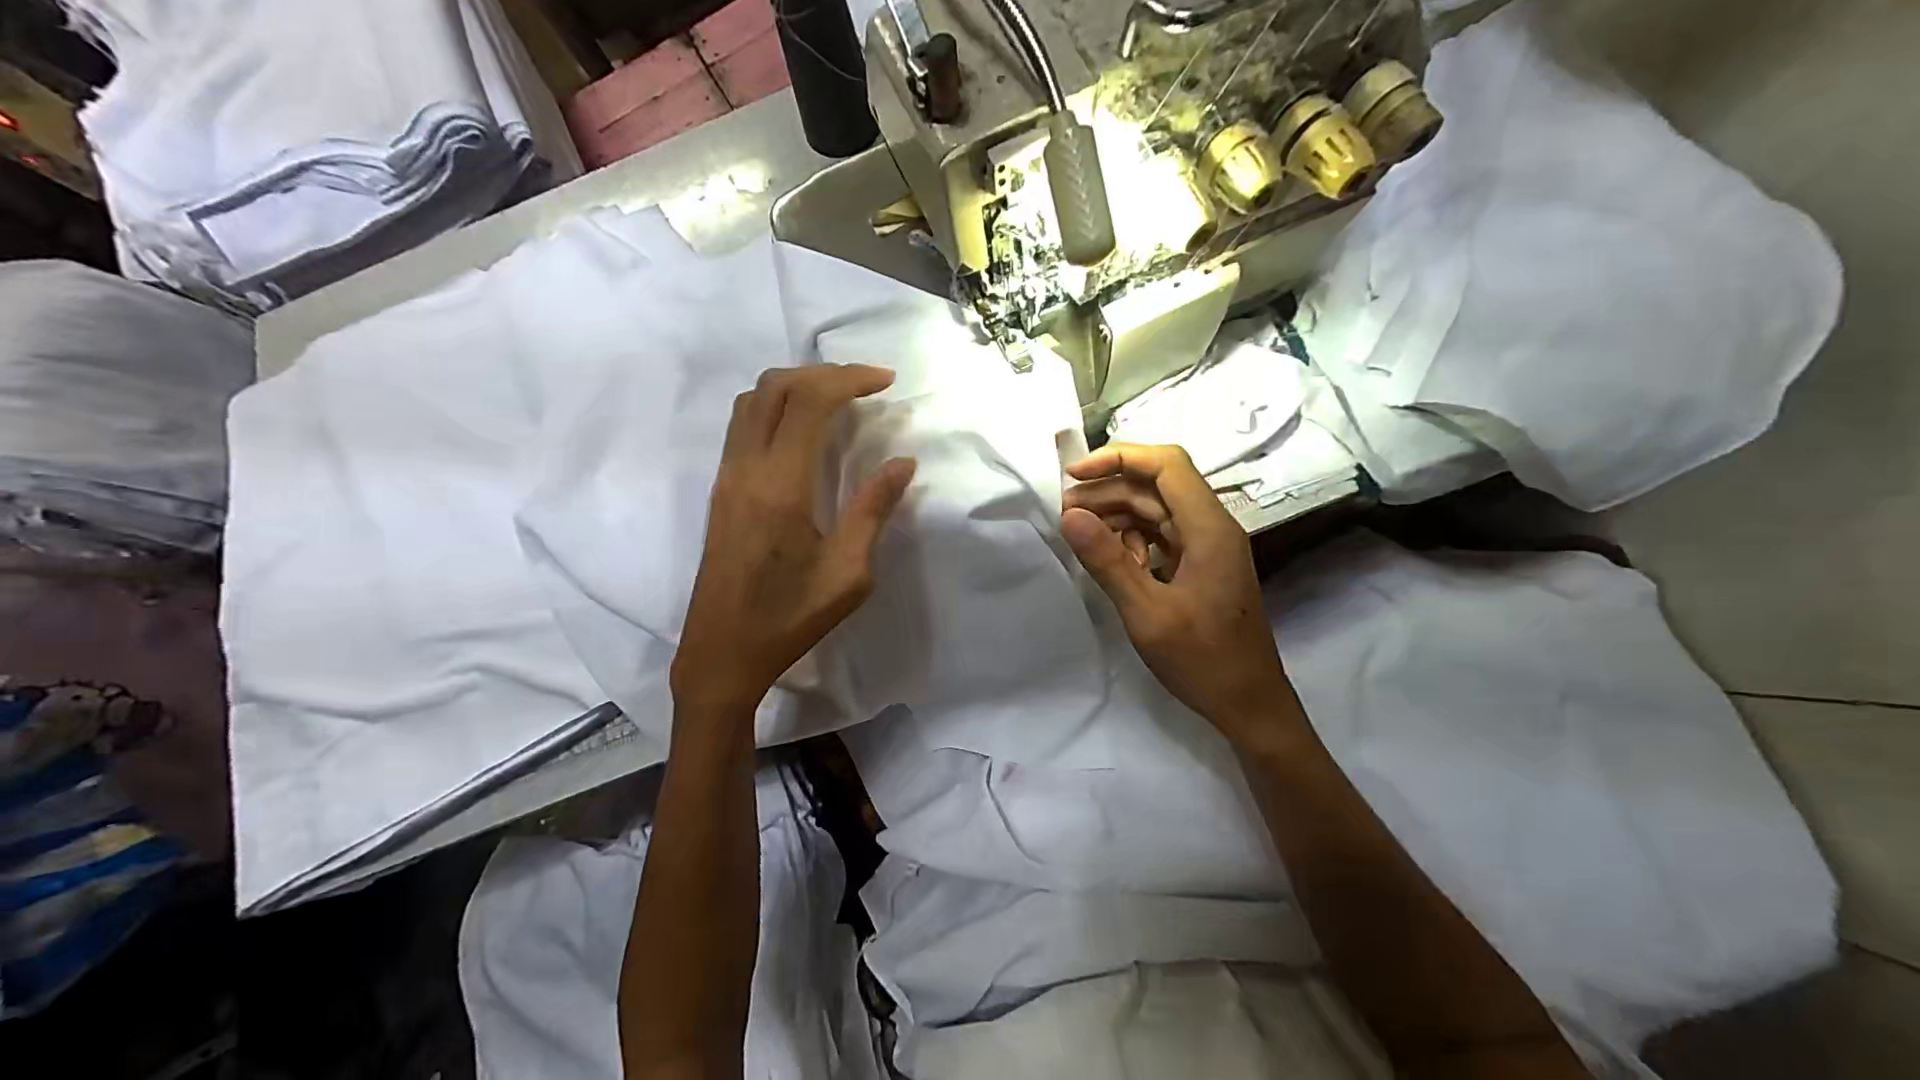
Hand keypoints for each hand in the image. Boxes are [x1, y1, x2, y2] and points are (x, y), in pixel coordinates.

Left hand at [671, 365, 915, 713]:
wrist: (722, 651)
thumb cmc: (789, 618)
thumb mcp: (847, 573)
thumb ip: (874, 510)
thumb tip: (902, 463)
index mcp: (780, 485)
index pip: (809, 401)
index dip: (849, 379)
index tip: (886, 382)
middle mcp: (746, 468)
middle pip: (775, 386)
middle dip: (824, 373)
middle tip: (865, 386)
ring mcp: (727, 476)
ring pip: (752, 400)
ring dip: (795, 385)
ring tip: (837, 399)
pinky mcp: (721, 489)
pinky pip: (743, 424)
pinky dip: (776, 407)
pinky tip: (804, 430)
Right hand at [1061, 443, 1296, 747]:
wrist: (1249, 704)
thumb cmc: (1203, 661)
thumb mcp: (1147, 614)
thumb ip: (1108, 562)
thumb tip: (1070, 516)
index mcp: (1209, 528)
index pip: (1166, 465)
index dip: (1118, 458)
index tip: (1074, 475)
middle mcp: (1212, 527)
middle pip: (1157, 485)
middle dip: (1109, 490)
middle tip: (1064, 511)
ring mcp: (1207, 547)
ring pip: (1157, 510)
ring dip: (1116, 515)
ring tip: (1078, 533)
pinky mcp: (1200, 566)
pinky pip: (1161, 536)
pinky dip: (1131, 539)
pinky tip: (1109, 558)